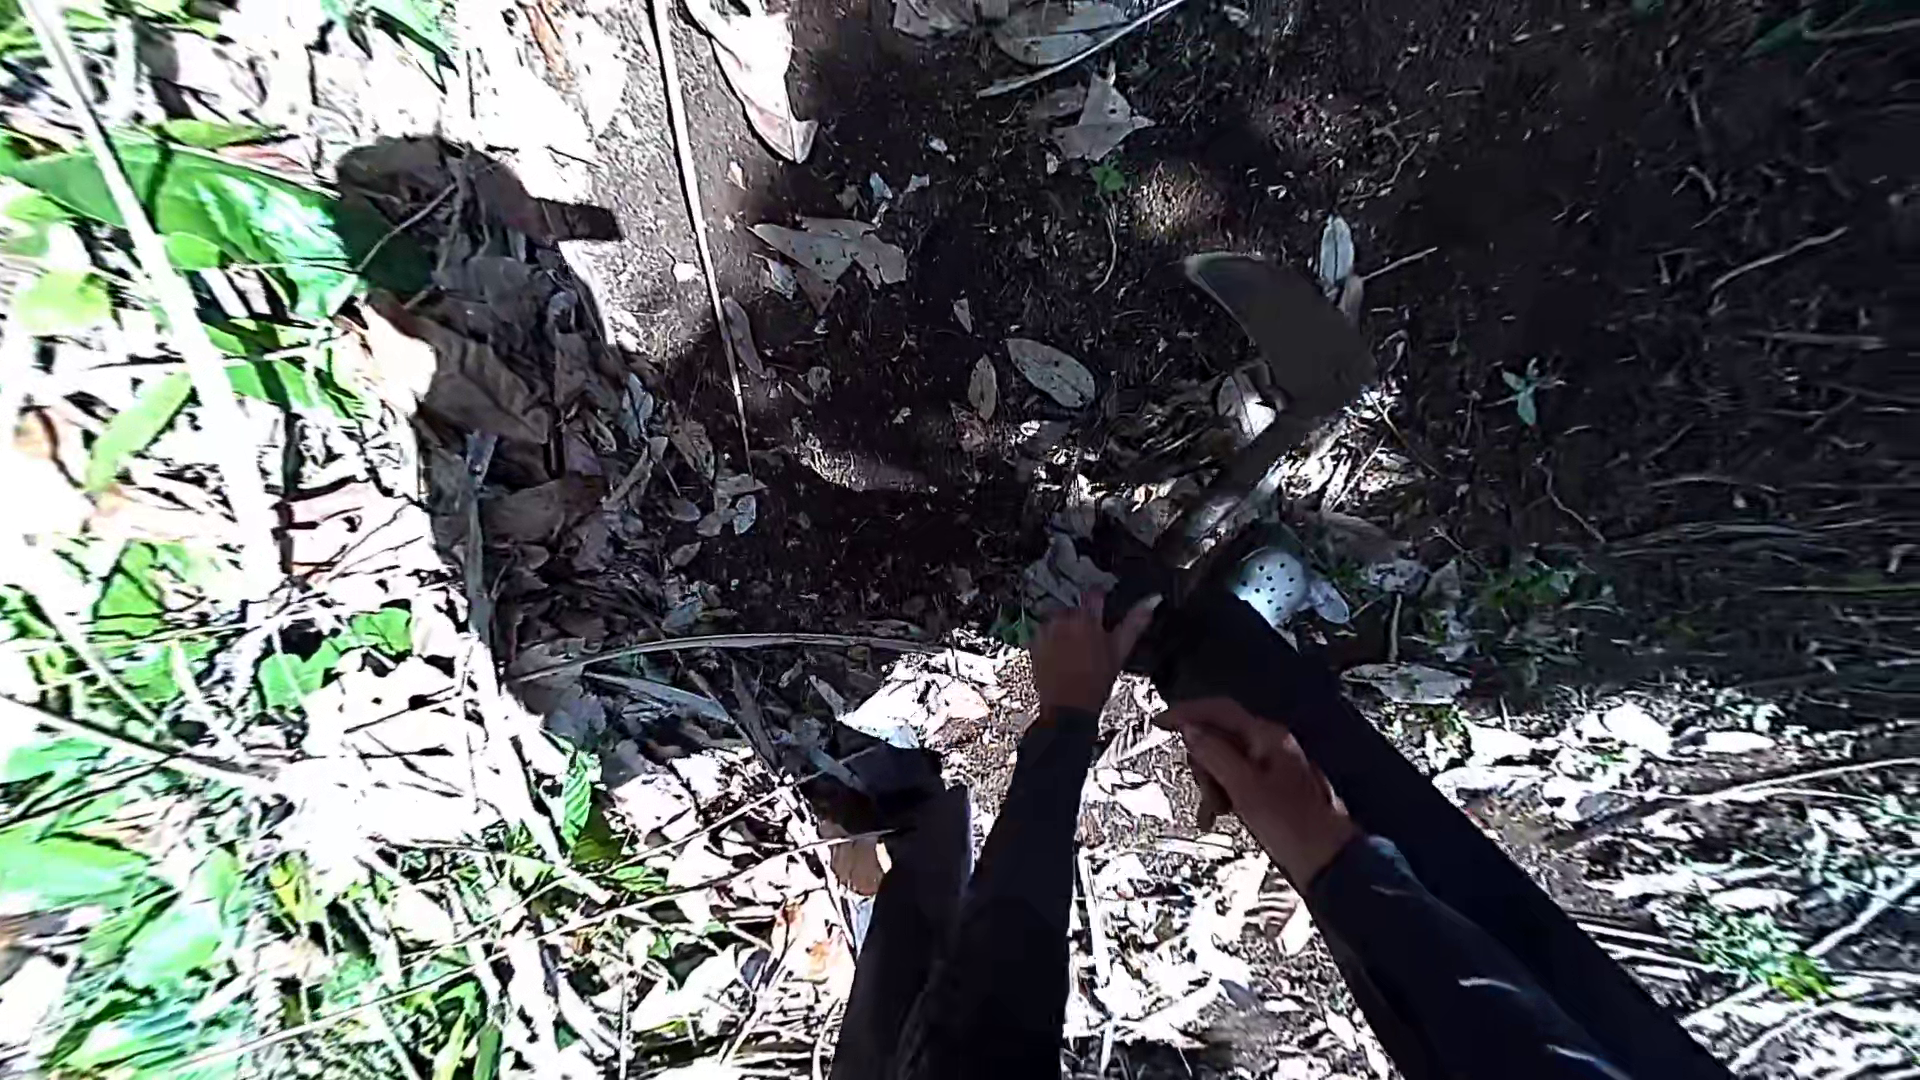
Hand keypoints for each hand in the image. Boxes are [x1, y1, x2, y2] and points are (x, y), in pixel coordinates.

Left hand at [1030, 590, 1160, 713]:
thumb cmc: (1096, 682)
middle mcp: (1063, 619)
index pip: (1094, 593)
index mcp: (1087, 619)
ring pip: (1059, 619)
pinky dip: (1052, 638)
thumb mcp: (1120, 652)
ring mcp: (1047, 630)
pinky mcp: (1034, 641)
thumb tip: (1151, 601)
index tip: (1102, 604)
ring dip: (1066, 628)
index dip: (1100, 597)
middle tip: (1090, 640)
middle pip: (1075, 608)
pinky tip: (1061, 654)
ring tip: (1074, 650)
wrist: (1067, 707)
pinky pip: (1045, 631)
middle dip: (1082, 619)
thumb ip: (1135, 623)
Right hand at [1155, 698, 1356, 882]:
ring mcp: (1271, 764)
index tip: (1159, 723)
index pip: (1218, 709)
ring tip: (1216, 811)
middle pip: (1217, 736)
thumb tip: (1189, 729)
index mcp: (1266, 736)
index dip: (1186, 712)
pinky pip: (1234, 778)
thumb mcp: (1244, 787)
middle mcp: (1269, 743)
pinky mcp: (1270, 786)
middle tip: (1205, 791)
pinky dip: (1221, 792)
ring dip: (1210, 782)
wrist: (1333, 866)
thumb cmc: (1291, 825)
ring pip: (1222, 759)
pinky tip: (1218, 815)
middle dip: (1202, 761)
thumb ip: (1214, 752)